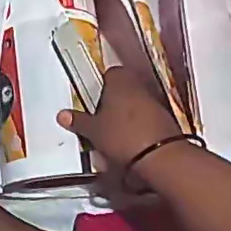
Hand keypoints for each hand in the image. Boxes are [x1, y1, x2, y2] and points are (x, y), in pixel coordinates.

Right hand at [57, 66, 181, 166]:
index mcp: (120, 81)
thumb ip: (78, 121)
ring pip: (136, 104)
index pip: (110, 73)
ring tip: (112, 134)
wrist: (159, 157)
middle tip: (99, 117)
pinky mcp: (166, 122)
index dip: (100, 84)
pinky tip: (129, 143)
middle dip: (112, 101)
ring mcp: (155, 104)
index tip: (92, 97)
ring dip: (126, 115)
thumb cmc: (122, 136)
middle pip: (124, 88)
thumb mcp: (93, 131)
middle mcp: (139, 87)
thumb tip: (63, 115)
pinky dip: (138, 128)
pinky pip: (147, 120)